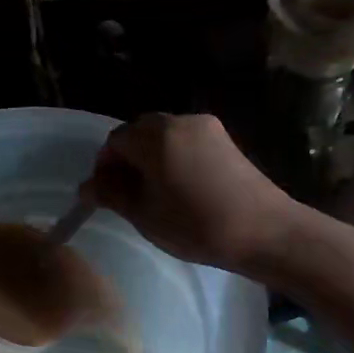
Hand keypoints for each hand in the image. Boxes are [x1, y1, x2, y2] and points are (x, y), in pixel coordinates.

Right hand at [81, 113, 302, 272]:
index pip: (115, 141)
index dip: (105, 167)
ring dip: (152, 160)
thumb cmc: (197, 225)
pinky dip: (176, 159)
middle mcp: (179, 120)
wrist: (265, 231)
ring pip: (165, 137)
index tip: (107, 196)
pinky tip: (184, 190)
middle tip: (129, 196)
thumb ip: (113, 194)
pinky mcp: (227, 141)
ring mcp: (207, 128)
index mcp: (155, 135)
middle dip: (128, 160)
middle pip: (140, 133)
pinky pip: (188, 143)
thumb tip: (88, 185)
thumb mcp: (145, 215)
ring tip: (157, 196)